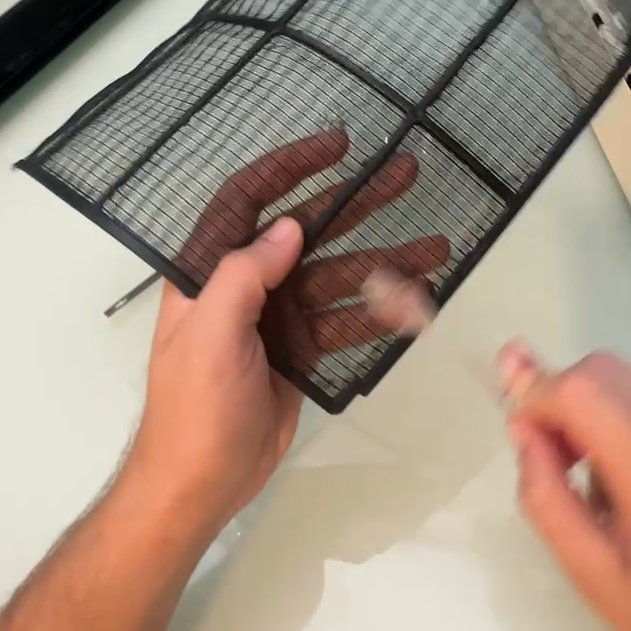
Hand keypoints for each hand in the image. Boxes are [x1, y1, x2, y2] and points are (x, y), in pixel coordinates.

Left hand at [122, 130, 450, 532]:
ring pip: (336, 275)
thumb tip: (290, 225)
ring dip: (384, 262)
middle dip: (356, 203)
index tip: (338, 145)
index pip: (249, 198)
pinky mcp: (300, 349)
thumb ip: (244, 274)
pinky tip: (416, 303)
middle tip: (406, 174)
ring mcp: (277, 316)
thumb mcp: (208, 333)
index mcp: (211, 268)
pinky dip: (377, 312)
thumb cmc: (193, 406)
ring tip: (437, 247)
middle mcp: (245, 282)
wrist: (199, 485)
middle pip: (307, 229)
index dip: (289, 165)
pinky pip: (343, 319)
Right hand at [501, 344, 630, 630]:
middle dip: (560, 396)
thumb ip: (548, 499)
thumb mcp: (597, 580)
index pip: (583, 390)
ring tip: (590, 482)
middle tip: (547, 455)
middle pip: (603, 370)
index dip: (536, 393)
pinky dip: (620, 423)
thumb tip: (523, 430)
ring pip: (627, 384)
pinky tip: (627, 486)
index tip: (517, 429)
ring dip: (589, 411)